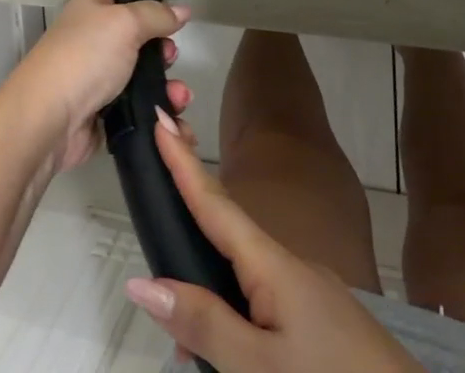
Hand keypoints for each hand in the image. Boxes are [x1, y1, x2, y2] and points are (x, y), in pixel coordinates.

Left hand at [6, 0, 193, 172]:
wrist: (51, 120)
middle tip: (172, 49)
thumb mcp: (124, 23)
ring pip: (142, 67)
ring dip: (166, 77)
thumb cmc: (84, 56)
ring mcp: (99, 72)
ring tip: (178, 91)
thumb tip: (182, 11)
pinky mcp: (106, 106)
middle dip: (161, 37)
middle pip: (134, 26)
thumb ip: (155, 14)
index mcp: (90, 3)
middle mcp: (93, 34)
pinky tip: (172, 109)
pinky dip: (159, 105)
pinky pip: (141, 100)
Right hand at [124, 117, 425, 372]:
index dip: (183, 162)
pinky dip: (237, 320)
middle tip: (155, 258)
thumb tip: (141, 283)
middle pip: (225, 241)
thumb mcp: (257, 365)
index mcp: (274, 266)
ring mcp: (312, 292)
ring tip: (189, 352)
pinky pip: (264, 304)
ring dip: (210, 301)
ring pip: (243, 281)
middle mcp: (292, 267)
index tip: (161, 118)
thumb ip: (202, 322)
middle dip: (187, 242)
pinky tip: (229, 357)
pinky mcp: (323, 319)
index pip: (216, 202)